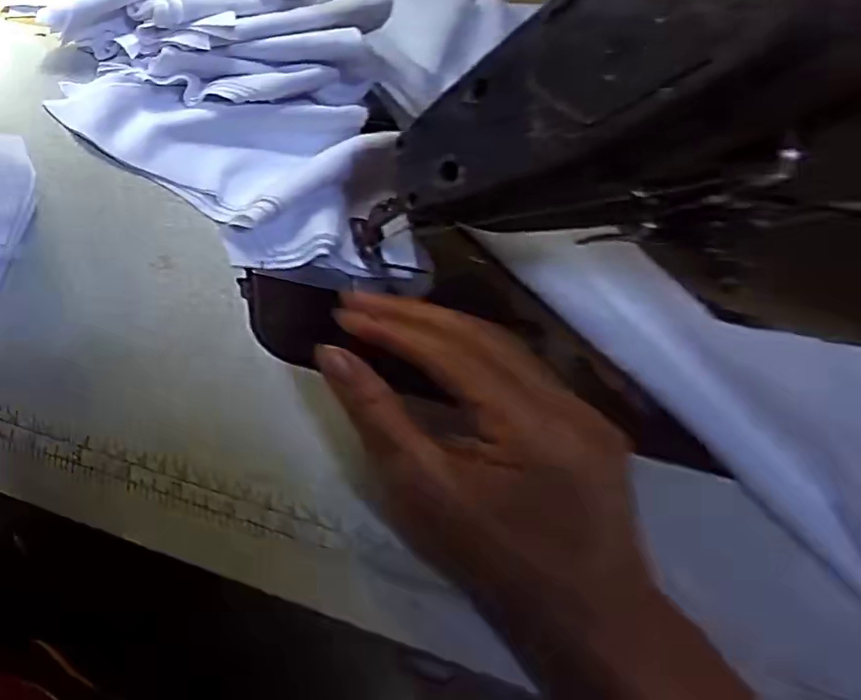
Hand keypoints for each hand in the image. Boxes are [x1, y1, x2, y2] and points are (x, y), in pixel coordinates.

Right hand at [319, 292, 749, 698]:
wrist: (588, 616)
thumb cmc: (491, 553)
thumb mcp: (418, 484)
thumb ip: (373, 410)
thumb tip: (329, 352)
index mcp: (533, 427)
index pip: (451, 353)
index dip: (390, 328)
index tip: (340, 314)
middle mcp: (569, 408)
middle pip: (479, 337)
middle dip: (409, 314)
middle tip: (351, 300)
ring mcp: (584, 412)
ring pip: (500, 343)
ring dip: (435, 321)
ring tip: (380, 310)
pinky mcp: (582, 421)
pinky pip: (514, 363)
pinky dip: (462, 342)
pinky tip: (429, 339)